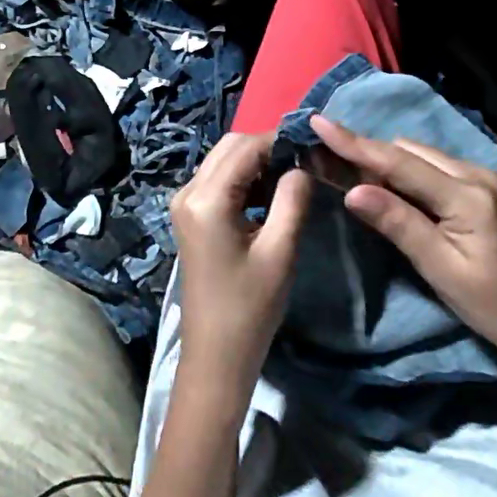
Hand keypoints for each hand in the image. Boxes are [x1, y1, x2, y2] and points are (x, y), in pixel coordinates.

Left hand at [170, 133, 312, 381]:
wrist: (216, 354)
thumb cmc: (250, 306)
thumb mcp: (280, 250)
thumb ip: (292, 199)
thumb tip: (302, 165)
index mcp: (206, 199)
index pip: (245, 147)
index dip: (280, 141)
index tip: (313, 149)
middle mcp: (187, 192)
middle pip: (230, 147)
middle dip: (267, 148)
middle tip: (303, 165)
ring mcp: (184, 204)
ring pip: (223, 161)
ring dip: (256, 163)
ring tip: (291, 181)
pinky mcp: (189, 216)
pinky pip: (218, 180)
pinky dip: (244, 179)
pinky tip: (269, 196)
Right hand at [309, 115, 496, 364]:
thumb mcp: (442, 270)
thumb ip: (399, 224)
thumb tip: (353, 190)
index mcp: (466, 195)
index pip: (398, 162)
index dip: (354, 143)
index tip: (318, 121)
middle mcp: (475, 174)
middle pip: (408, 151)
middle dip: (366, 152)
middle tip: (324, 161)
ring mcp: (482, 180)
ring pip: (420, 157)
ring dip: (384, 162)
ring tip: (345, 172)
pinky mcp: (482, 190)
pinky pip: (433, 169)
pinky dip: (404, 173)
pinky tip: (386, 187)